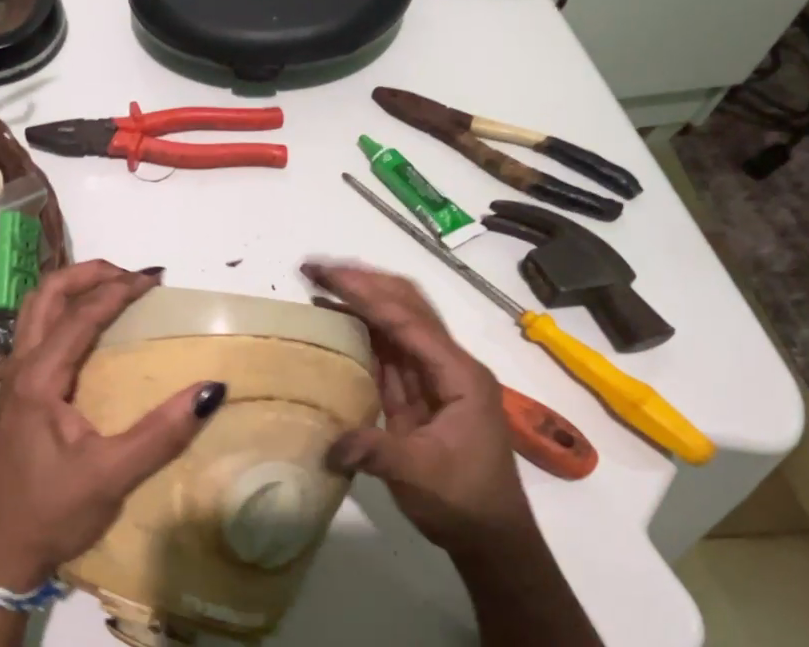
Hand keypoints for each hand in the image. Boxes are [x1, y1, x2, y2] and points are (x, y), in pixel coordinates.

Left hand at [0, 261, 225, 590]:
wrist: (2, 549)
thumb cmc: (52, 511)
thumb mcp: (112, 476)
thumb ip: (160, 433)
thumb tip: (211, 389)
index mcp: (39, 377)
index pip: (80, 315)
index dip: (118, 290)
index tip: (154, 279)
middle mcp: (20, 366)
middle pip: (45, 295)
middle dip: (86, 274)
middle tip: (130, 275)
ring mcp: (14, 378)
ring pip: (36, 311)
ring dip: (71, 290)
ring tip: (112, 289)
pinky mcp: (18, 393)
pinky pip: (37, 332)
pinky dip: (64, 313)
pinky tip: (89, 330)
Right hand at [303, 263, 533, 556]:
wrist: (492, 539)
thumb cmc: (466, 502)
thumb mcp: (421, 476)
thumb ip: (377, 452)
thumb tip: (331, 443)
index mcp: (458, 374)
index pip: (407, 320)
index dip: (365, 293)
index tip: (326, 274)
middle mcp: (449, 365)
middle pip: (406, 306)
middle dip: (363, 282)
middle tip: (316, 268)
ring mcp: (434, 377)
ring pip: (396, 321)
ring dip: (361, 299)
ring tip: (319, 282)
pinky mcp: (417, 392)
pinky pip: (387, 348)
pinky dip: (361, 328)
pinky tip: (334, 320)